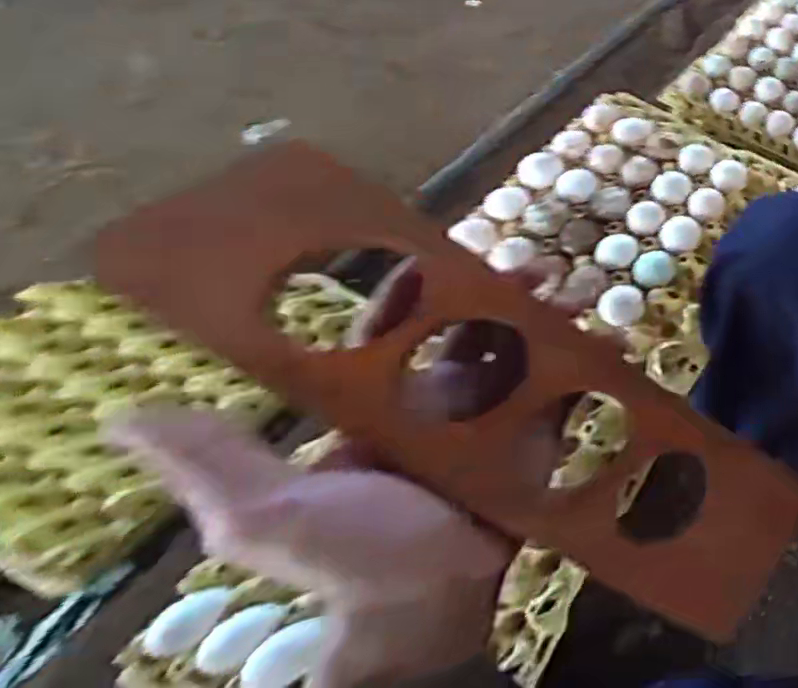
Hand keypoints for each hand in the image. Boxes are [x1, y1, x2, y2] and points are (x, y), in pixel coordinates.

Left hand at [106, 262, 583, 687]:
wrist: (427, 603)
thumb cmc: (348, 554)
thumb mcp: (266, 513)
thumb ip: (216, 462)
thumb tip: (129, 412)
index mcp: (384, 399)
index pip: (400, 325)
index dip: (421, 286)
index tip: (446, 255)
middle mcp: (442, 395)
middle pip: (477, 325)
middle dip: (507, 289)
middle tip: (538, 267)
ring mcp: (497, 412)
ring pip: (526, 347)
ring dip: (554, 316)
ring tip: (577, 294)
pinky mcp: (539, 432)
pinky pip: (564, 385)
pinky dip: (588, 359)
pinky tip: (607, 340)